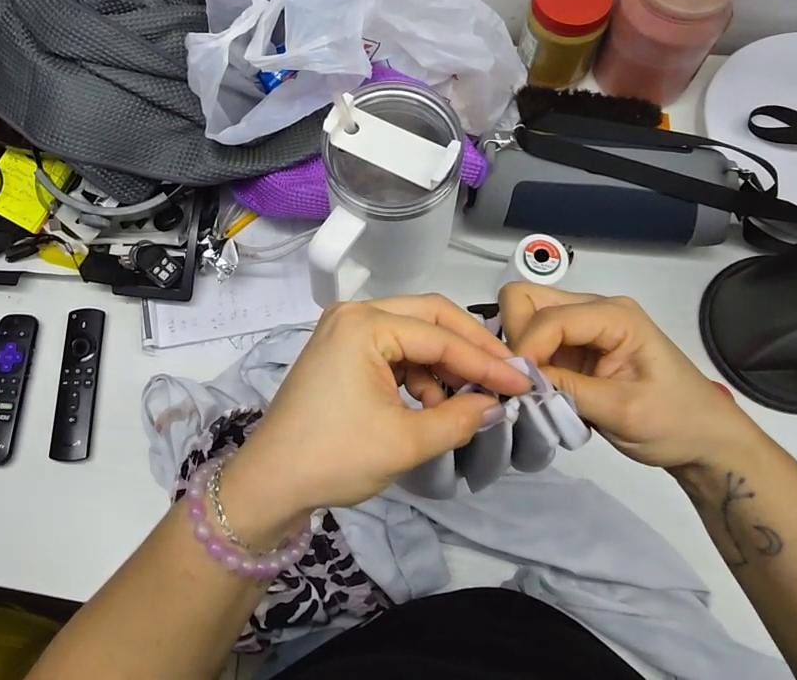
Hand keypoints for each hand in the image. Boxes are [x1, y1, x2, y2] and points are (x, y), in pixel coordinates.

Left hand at [223, 295, 531, 544]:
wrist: (271, 481)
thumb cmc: (335, 457)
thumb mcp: (406, 441)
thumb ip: (459, 419)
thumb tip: (495, 406)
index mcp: (365, 324)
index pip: (440, 336)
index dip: (486, 361)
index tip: (524, 383)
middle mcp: (353, 314)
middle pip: (428, 318)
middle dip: (469, 350)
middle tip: (507, 377)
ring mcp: (343, 329)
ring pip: (412, 335)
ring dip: (444, 364)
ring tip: (469, 402)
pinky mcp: (340, 350)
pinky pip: (393, 350)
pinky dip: (418, 374)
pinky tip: (434, 404)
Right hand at [502, 284, 761, 470]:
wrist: (707, 442)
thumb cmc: (677, 424)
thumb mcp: (624, 412)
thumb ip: (569, 390)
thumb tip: (520, 377)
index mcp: (615, 315)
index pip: (548, 316)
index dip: (527, 348)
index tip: (520, 387)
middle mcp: (595, 309)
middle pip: (527, 299)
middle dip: (515, 337)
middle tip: (522, 379)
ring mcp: (584, 326)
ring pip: (526, 317)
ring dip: (521, 351)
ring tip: (532, 388)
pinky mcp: (577, 346)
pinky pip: (536, 341)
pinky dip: (530, 362)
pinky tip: (543, 389)